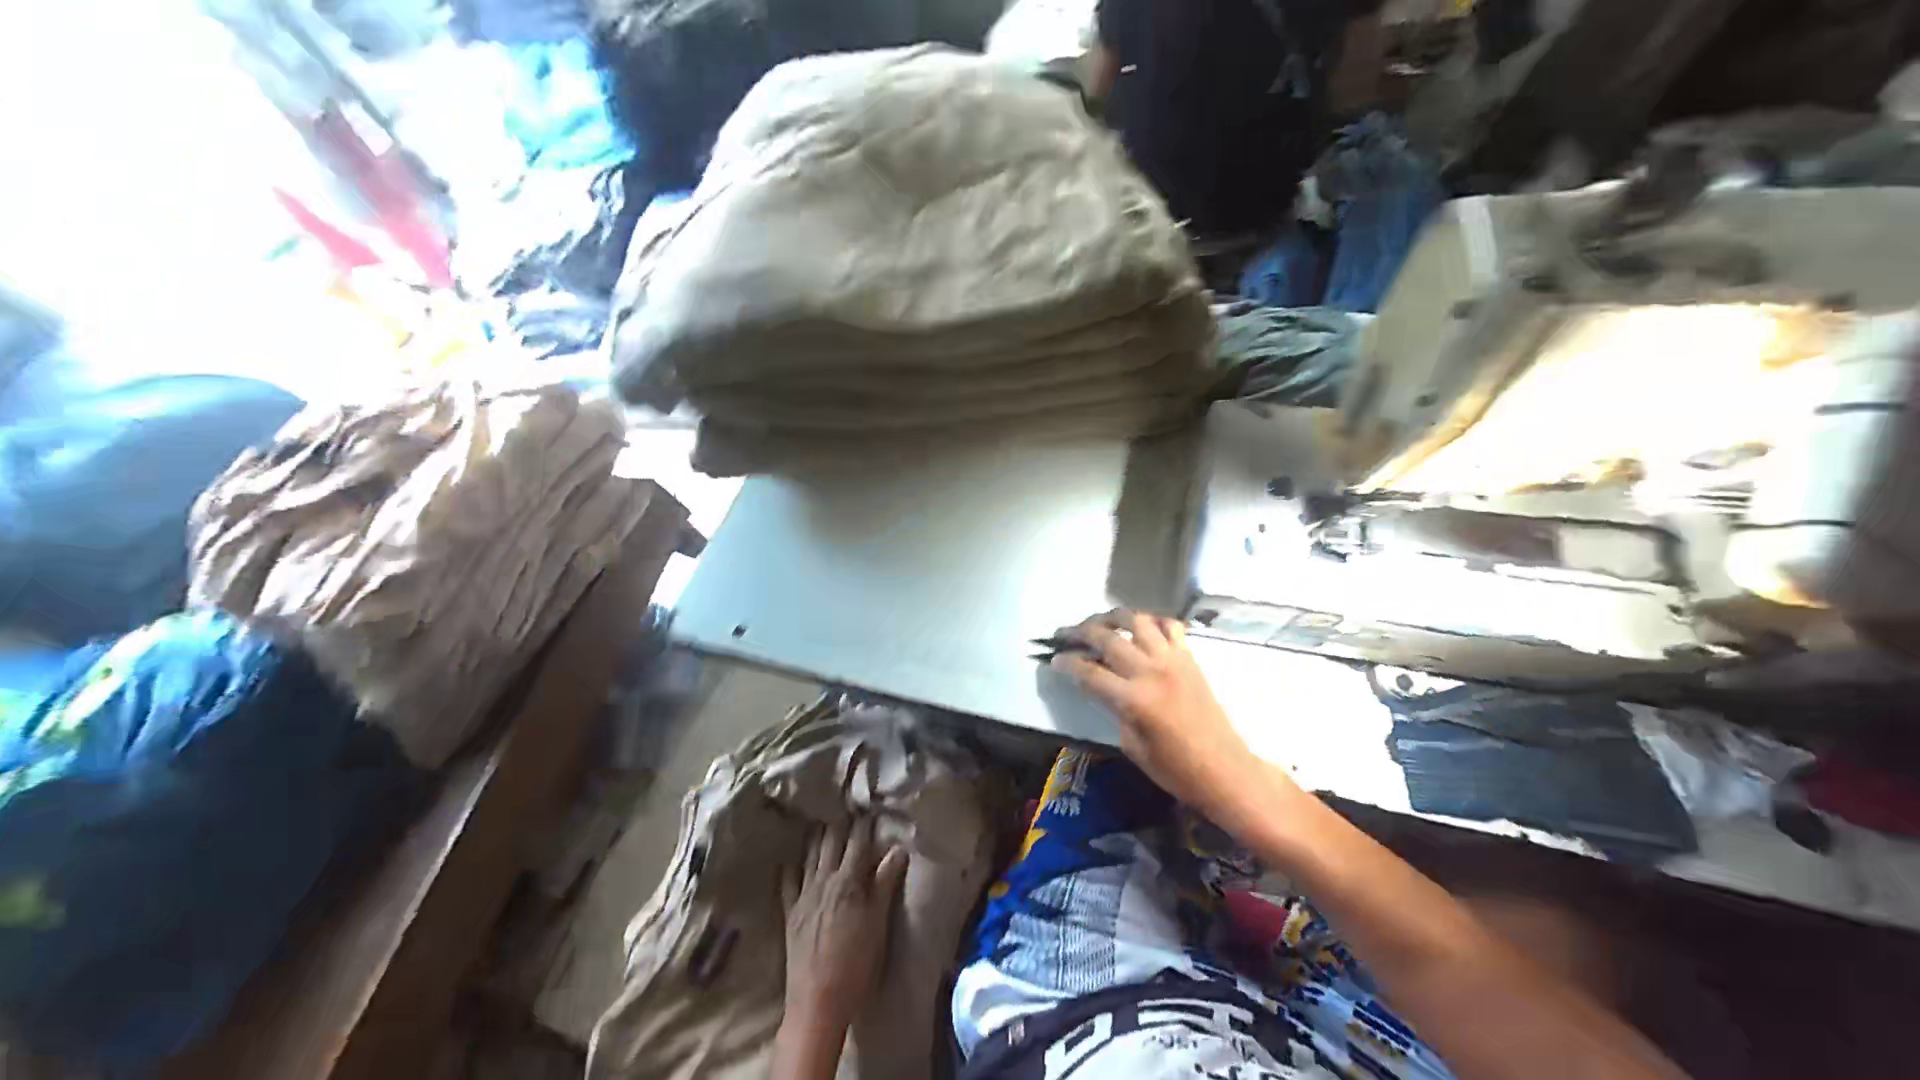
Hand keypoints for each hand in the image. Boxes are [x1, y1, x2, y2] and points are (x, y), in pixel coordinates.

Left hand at [781, 815, 909, 1030]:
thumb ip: (885, 884)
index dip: (863, 823)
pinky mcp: (790, 914)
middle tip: (843, 806)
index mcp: (849, 882)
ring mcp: (804, 896)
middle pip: (831, 843)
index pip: (857, 843)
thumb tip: (898, 849)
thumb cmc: (857, 964)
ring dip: (816, 837)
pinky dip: (790, 867)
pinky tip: (789, 859)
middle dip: (839, 823)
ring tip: (820, 821)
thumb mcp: (879, 923)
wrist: (818, 1001)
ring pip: (809, 856)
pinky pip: (788, 882)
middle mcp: (824, 881)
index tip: (867, 806)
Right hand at [1050, 610, 1271, 817]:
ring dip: (1113, 617)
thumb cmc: (1174, 768)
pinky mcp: (1189, 658)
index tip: (1053, 659)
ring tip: (1099, 622)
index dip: (1066, 664)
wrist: (1223, 769)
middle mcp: (1151, 671)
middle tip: (1063, 635)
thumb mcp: (1131, 746)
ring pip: (1137, 621)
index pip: (1088, 672)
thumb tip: (1100, 688)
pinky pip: (1169, 626)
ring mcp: (1173, 660)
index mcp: (1133, 699)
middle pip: (1107, 638)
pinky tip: (1140, 627)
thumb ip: (1113, 710)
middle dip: (1079, 633)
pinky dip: (1152, 620)